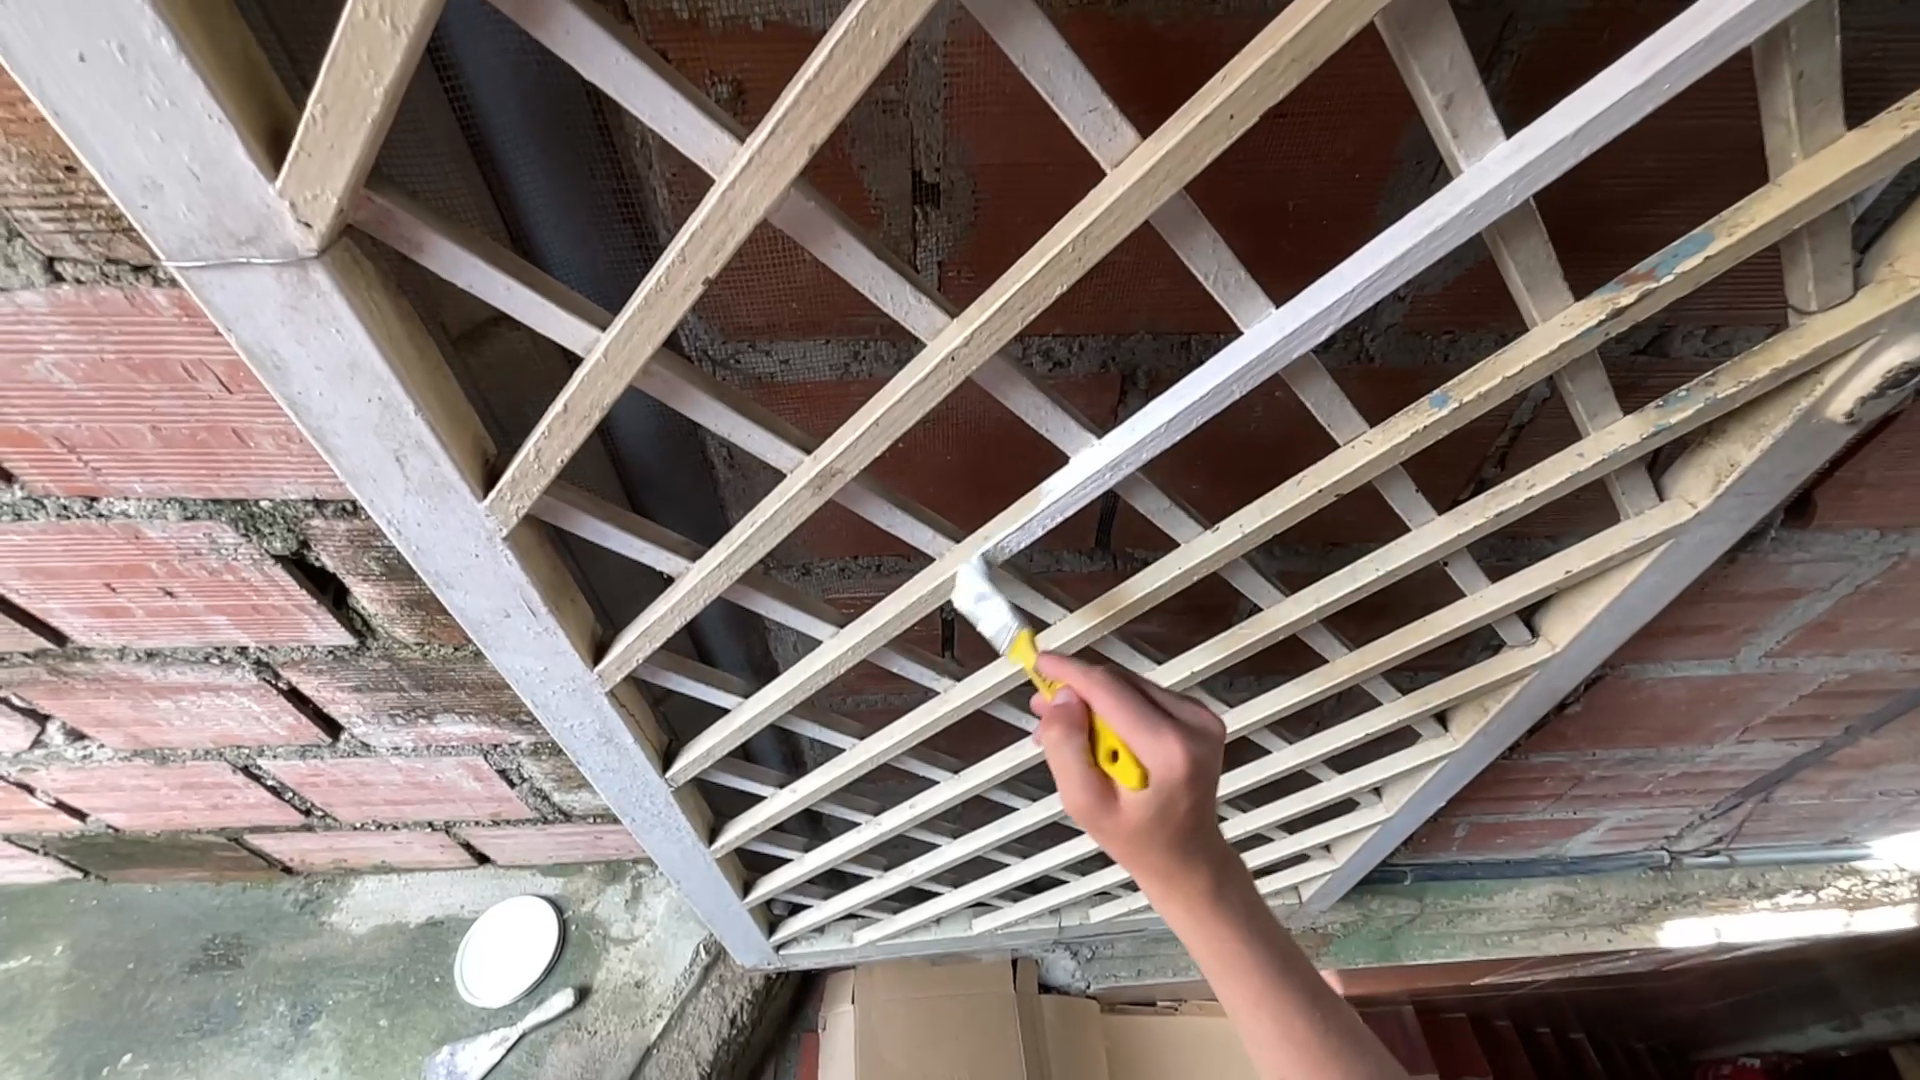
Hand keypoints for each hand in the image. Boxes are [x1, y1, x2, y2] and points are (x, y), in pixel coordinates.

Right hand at [1030, 652, 1234, 892]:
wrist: (1188, 858)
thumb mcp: (1086, 804)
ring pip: (1129, 685)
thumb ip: (1067, 749)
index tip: (1036, 660)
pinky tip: (1094, 730)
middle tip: (1041, 706)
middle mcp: (1193, 721)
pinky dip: (1114, 706)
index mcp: (1169, 748)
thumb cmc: (1135, 840)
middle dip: (1076, 688)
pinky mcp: (1199, 715)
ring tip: (1062, 725)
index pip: (1109, 689)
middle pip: (1119, 683)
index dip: (1069, 671)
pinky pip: (1143, 695)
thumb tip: (1062, 697)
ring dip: (1093, 698)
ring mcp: (1201, 715)